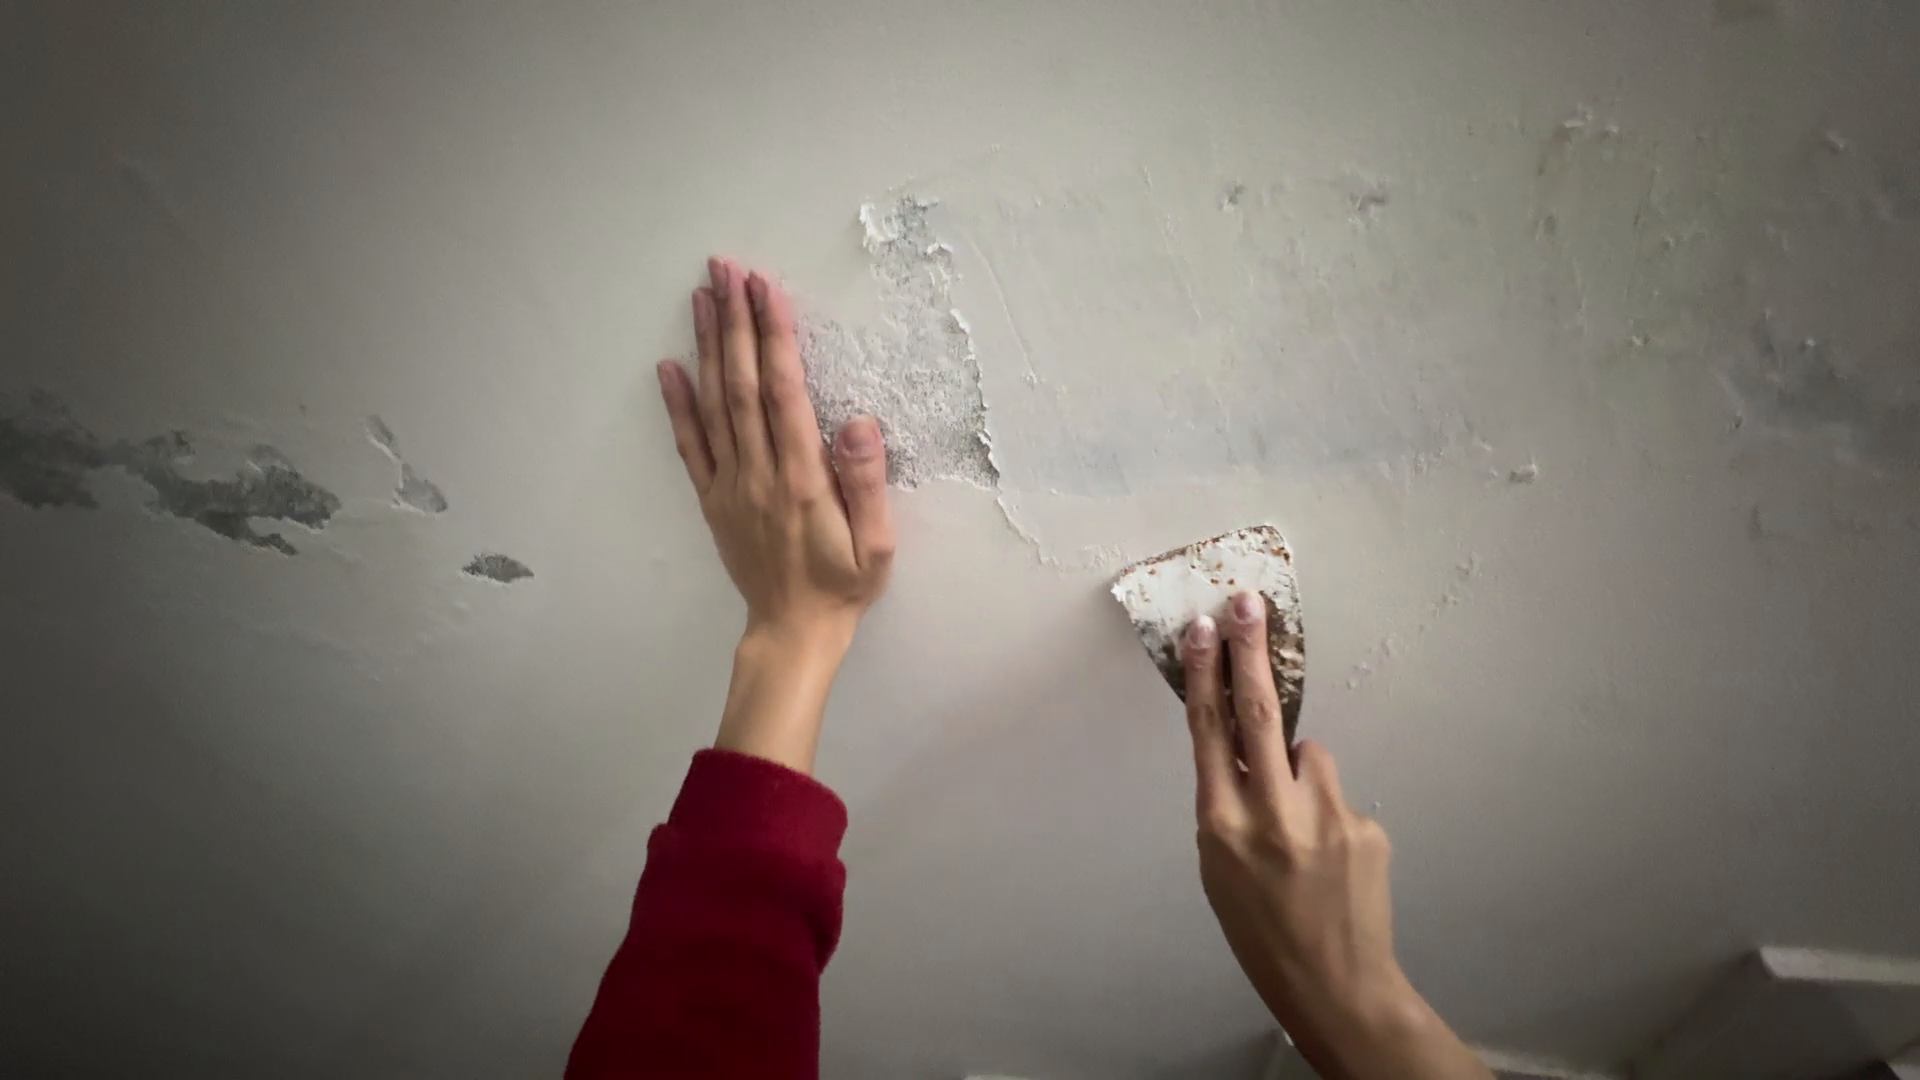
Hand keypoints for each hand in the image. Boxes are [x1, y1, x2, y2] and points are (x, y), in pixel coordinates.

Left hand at [657, 257, 895, 771]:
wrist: (792, 633)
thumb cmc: (843, 588)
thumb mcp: (877, 546)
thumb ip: (866, 484)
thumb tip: (857, 422)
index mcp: (801, 482)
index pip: (785, 396)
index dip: (777, 340)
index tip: (768, 292)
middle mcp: (758, 475)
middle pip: (743, 387)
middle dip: (737, 325)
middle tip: (726, 270)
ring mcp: (730, 487)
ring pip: (715, 406)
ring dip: (709, 348)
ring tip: (702, 298)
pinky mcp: (714, 500)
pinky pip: (692, 447)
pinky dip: (678, 405)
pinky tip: (669, 367)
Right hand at [1180, 594, 1489, 1079]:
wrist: (1336, 986)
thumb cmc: (1256, 926)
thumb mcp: (1215, 862)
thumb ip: (1225, 798)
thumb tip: (1246, 750)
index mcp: (1222, 824)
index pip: (1208, 730)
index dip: (1203, 673)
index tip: (1201, 628)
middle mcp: (1273, 813)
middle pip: (1260, 712)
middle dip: (1250, 649)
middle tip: (1247, 603)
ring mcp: (1327, 818)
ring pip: (1306, 754)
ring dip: (1296, 769)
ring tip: (1299, 826)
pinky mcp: (1366, 827)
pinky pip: (1334, 792)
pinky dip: (1324, 808)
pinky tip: (1328, 855)